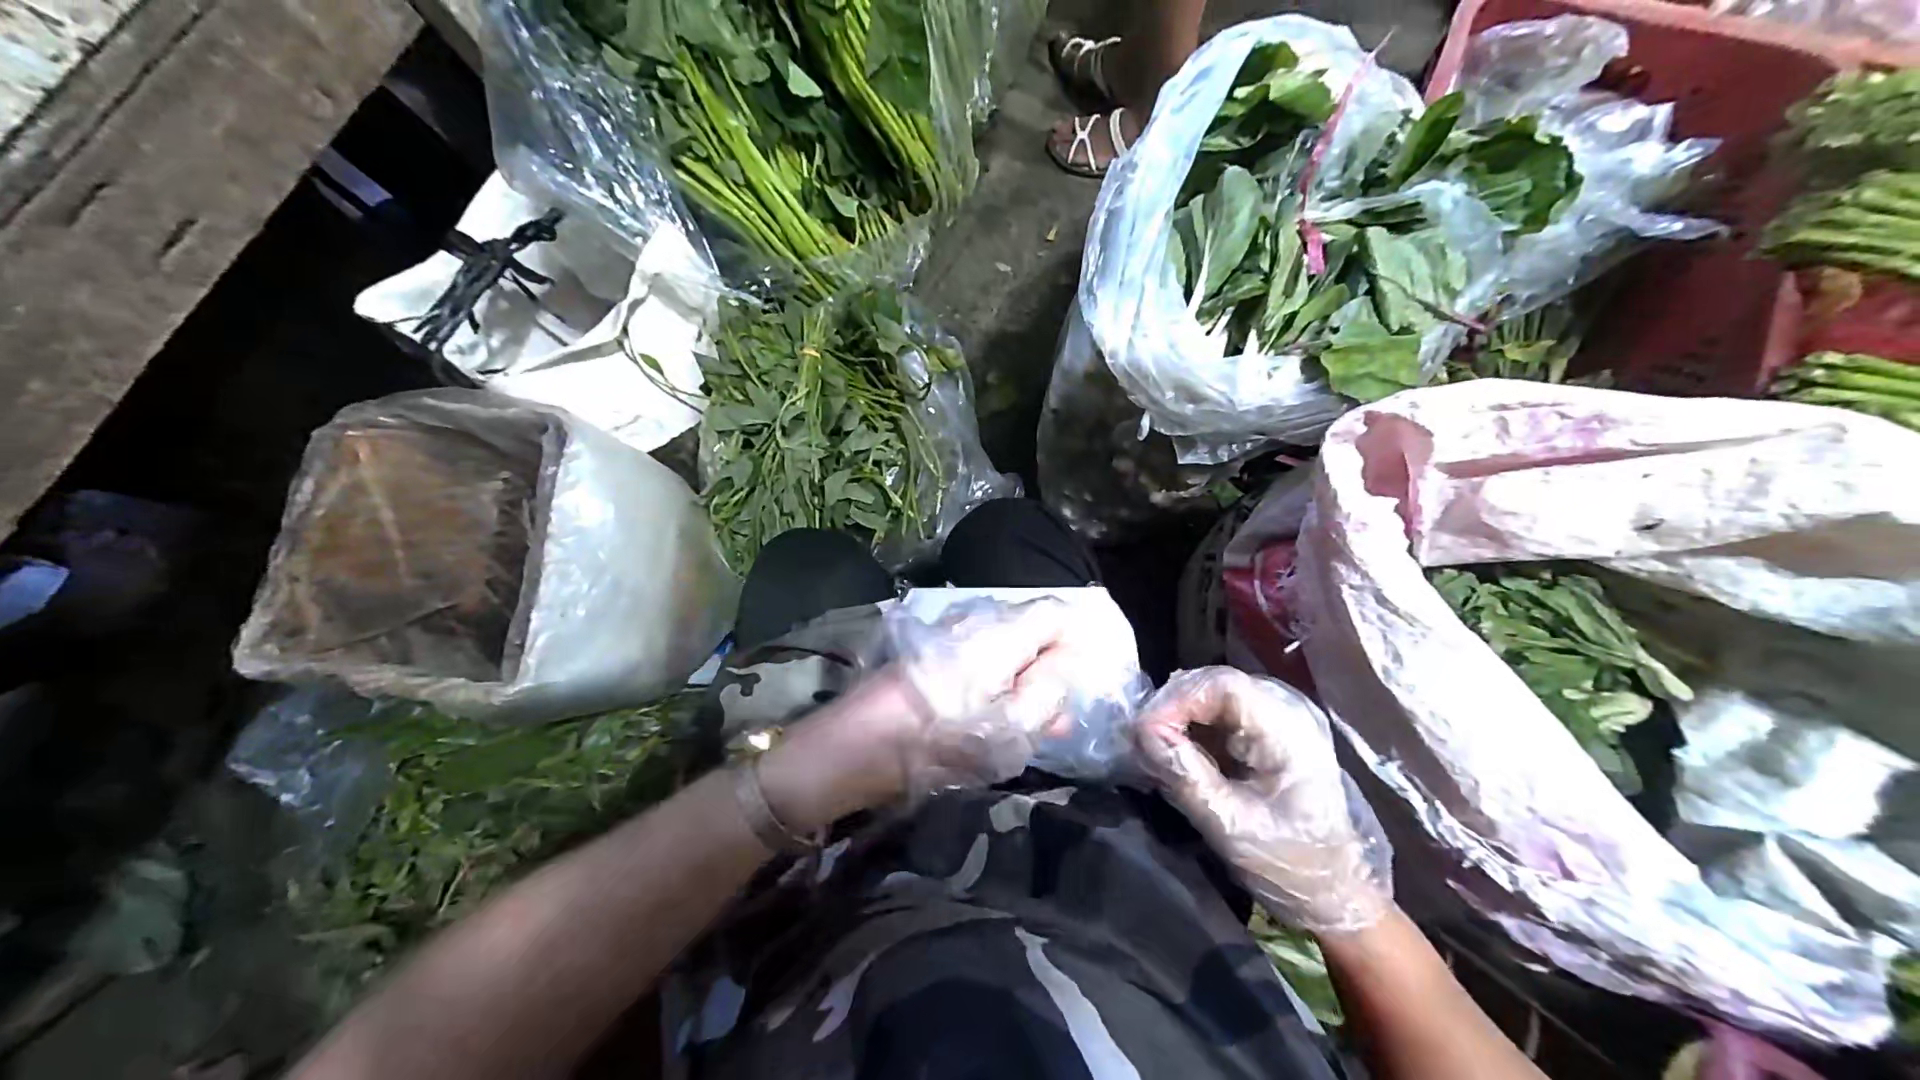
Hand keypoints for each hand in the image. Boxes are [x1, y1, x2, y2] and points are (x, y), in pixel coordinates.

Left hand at [757, 598, 1076, 830]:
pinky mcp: (926, 649)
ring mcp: (945, 631)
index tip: (1084, 673)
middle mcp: (973, 619)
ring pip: (1001, 638)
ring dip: (1019, 668)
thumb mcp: (1007, 733)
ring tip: (1021, 714)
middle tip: (1056, 705)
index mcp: (999, 633)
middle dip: (1048, 657)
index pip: (1054, 610)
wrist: (851, 748)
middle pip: (1029, 622)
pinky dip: (991, 673)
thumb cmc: (936, 743)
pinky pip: (975, 650)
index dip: (1076, 638)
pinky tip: (985, 708)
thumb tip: (1068, 669)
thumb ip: (1048, 695)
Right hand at [1133, 667, 1391, 933]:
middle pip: (1213, 685)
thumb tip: (1142, 733)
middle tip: (1142, 742)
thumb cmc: (1291, 865)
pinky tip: (1175, 756)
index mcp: (1288, 731)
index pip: (1222, 685)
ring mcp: (1276, 720)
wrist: (1335, 892)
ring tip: (1154, 751)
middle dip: (1171, 707)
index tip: (1145, 732)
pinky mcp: (1264, 733)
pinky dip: (1190, 730)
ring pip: (1211, 697)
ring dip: (1177, 718)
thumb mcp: (1231, 826)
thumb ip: (1186, 776)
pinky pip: (1217, 715)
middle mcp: (1285, 712)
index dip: (1176, 699)